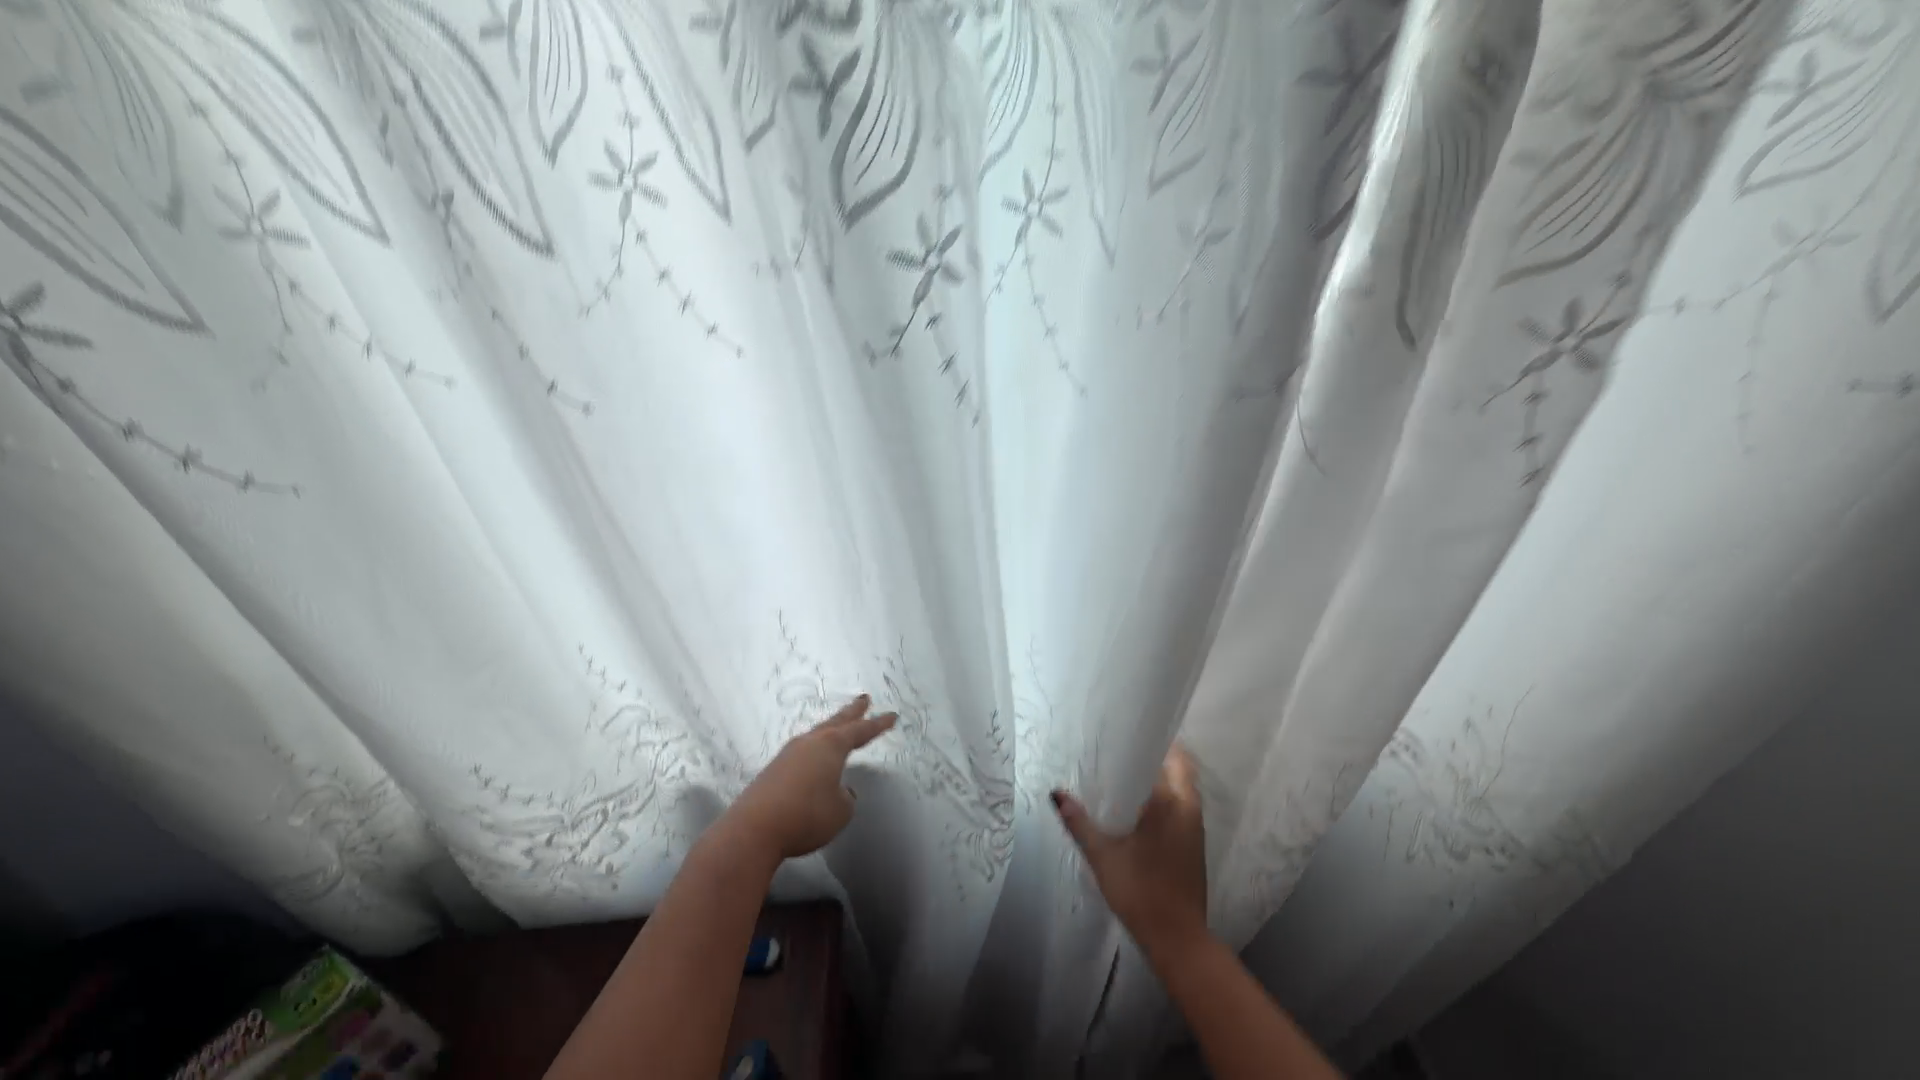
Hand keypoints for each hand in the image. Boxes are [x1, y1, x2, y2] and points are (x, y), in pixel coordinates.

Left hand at [716, 694, 895, 863]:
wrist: (755, 828)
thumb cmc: (807, 815)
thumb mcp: (841, 810)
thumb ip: (845, 797)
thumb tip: (839, 790)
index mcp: (831, 746)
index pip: (860, 731)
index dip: (877, 724)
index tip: (892, 715)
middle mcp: (809, 744)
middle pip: (835, 722)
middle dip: (852, 711)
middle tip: (864, 699)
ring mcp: (788, 755)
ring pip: (816, 736)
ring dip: (830, 729)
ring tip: (839, 726)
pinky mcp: (774, 771)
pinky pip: (802, 754)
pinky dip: (814, 751)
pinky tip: (814, 761)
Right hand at [1053, 744, 1208, 954]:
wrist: (1177, 938)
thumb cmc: (1140, 890)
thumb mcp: (1103, 855)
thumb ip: (1079, 822)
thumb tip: (1056, 794)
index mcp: (1172, 803)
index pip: (1171, 756)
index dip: (1151, 742)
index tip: (1127, 733)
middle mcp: (1190, 809)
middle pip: (1180, 770)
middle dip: (1157, 758)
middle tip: (1122, 754)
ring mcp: (1196, 830)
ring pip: (1183, 791)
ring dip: (1161, 781)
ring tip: (1125, 779)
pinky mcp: (1194, 848)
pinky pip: (1181, 810)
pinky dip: (1164, 803)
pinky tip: (1137, 813)